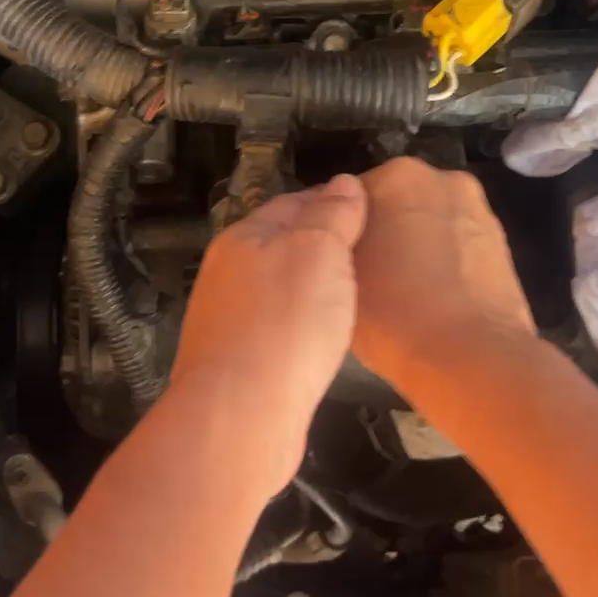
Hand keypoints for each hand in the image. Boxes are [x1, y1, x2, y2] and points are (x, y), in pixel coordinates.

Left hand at [170, 175, 366, 488]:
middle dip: (321, 243)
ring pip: (279, 287)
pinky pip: (276, 327)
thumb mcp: (318, 252)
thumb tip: (344, 182)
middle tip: (370, 249)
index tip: (369, 206)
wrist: (240, 415)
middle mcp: (228, 273)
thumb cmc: (284, 323)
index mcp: (243, 238)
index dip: (331, 200)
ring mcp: (227, 319)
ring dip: (312, 285)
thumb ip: (333, 215)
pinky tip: (324, 335)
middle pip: (282, 245)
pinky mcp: (237, 362)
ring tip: (355, 290)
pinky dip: (302, 323)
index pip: (293, 203)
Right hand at [352, 157, 534, 389]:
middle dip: (380, 231)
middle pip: (394, 203)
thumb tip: (340, 234)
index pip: (348, 196)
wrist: (473, 359)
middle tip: (363, 276)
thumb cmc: (391, 311)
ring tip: (400, 292)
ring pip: (427, 225)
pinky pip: (456, 247)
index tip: (332, 261)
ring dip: (413, 246)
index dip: (338, 230)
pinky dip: (443, 264)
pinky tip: (432, 300)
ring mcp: (479, 210)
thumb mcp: (334, 273)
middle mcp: (442, 179)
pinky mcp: (503, 245)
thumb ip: (332, 239)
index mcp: (396, 175)